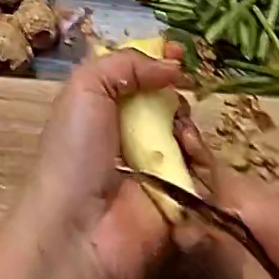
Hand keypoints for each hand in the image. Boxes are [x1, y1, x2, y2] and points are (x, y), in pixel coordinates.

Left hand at [0, 47, 187, 278]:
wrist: (83, 228)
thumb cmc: (75, 149)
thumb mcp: (86, 87)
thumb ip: (124, 65)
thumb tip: (170, 63)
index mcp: (98, 104)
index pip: (132, 75)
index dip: (155, 62)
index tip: (179, 51)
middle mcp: (126, 131)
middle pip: (166, 102)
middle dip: (176, 93)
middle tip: (182, 88)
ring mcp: (155, 166)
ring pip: (188, 134)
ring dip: (189, 127)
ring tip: (181, 131)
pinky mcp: (182, 201)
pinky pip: (203, 172)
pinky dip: (201, 161)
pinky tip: (190, 158)